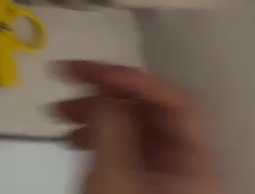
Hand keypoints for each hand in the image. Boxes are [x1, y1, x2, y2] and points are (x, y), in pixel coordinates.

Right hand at [54, 61, 224, 193]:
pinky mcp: (149, 181)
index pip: (180, 106)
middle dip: (104, 91)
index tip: (89, 72)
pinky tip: (71, 136)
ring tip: (57, 114)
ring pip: (135, 123)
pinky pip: (126, 141)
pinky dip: (96, 129)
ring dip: (93, 109)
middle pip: (153, 109)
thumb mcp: (113, 182)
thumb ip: (111, 131)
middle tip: (63, 78)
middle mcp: (190, 167)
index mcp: (197, 169)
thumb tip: (103, 90)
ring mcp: (170, 175)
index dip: (136, 80)